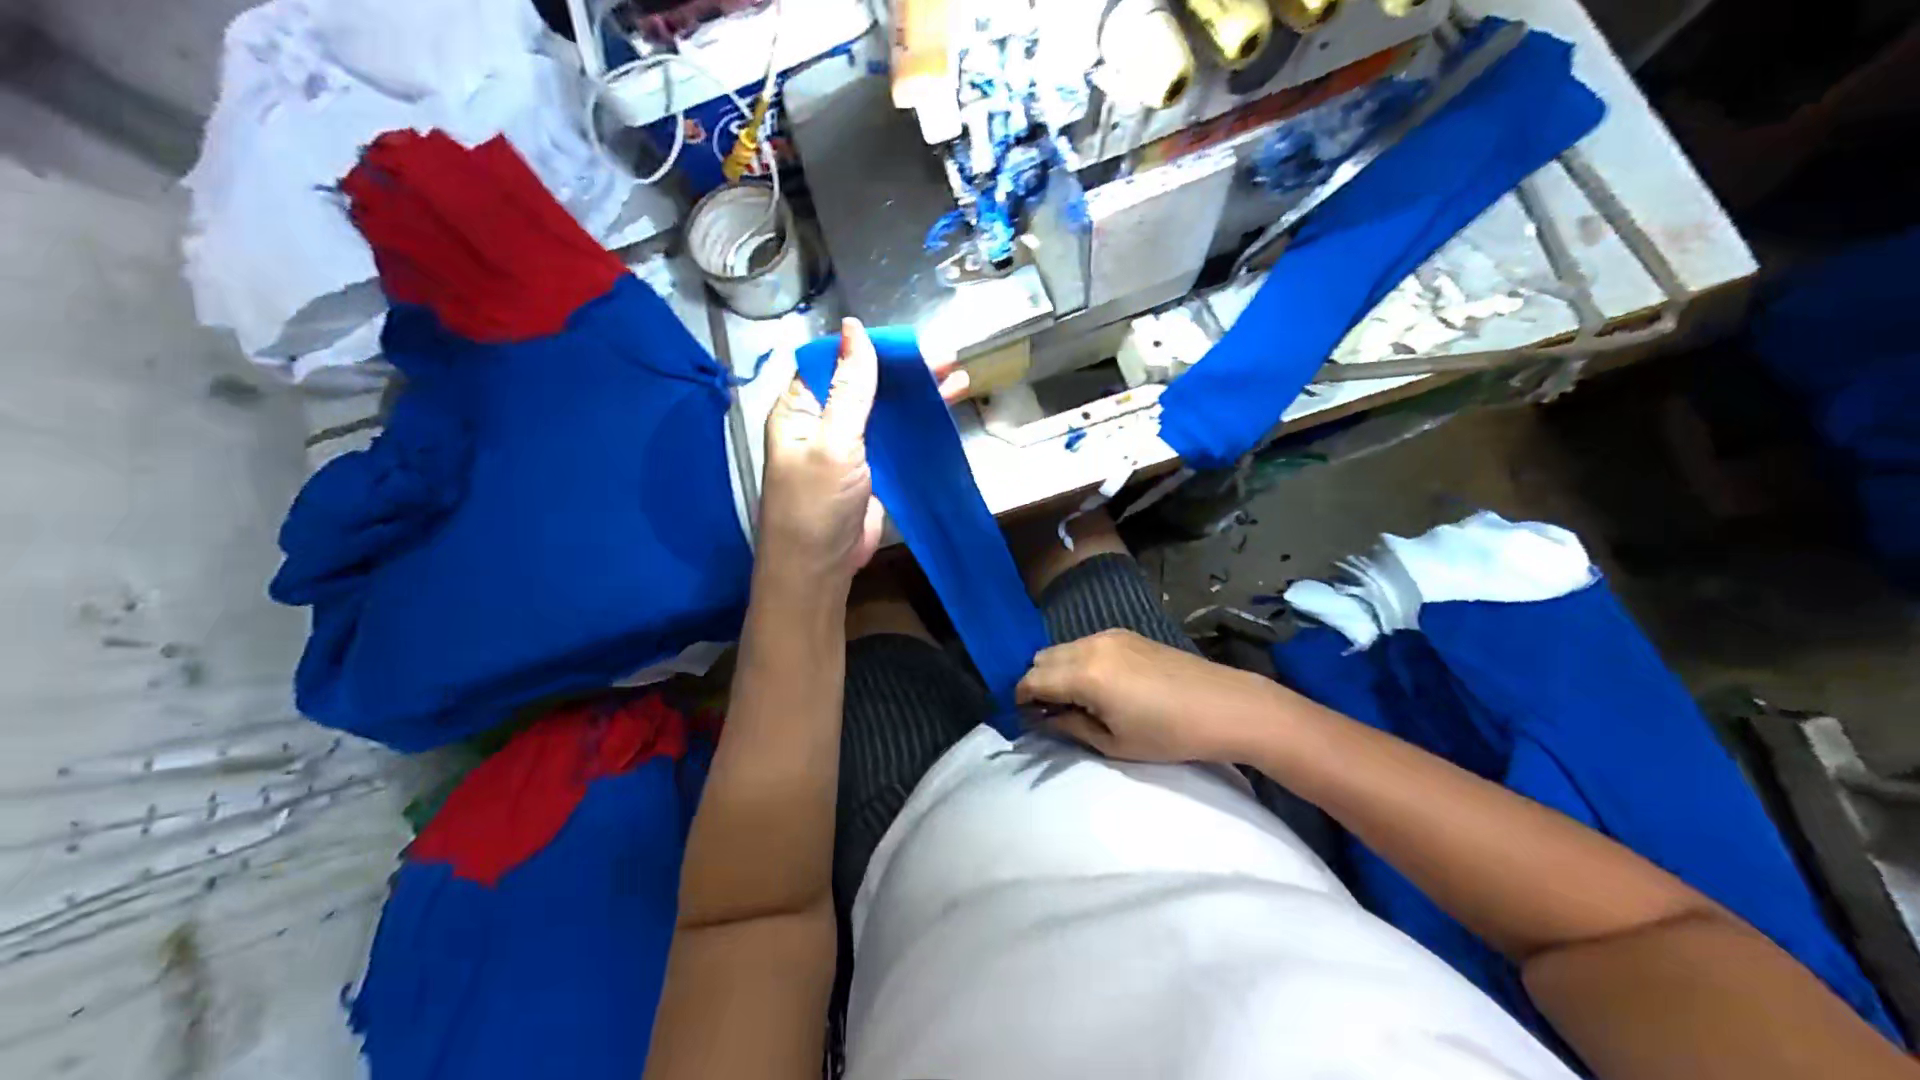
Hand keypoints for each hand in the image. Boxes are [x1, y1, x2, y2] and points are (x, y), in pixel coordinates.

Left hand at [758, 319, 970, 583]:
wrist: (820, 569)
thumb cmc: (816, 503)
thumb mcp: (834, 441)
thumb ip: (850, 387)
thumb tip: (854, 328)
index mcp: (800, 408)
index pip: (832, 362)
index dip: (866, 347)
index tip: (906, 340)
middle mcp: (822, 421)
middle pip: (864, 382)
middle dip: (901, 369)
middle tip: (944, 357)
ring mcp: (848, 445)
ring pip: (884, 408)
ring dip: (916, 392)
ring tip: (956, 374)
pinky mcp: (871, 468)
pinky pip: (895, 435)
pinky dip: (918, 421)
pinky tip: (946, 407)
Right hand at [1015, 629, 1280, 763]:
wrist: (1226, 706)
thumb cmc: (1169, 734)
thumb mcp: (1113, 743)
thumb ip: (1071, 727)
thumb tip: (1045, 719)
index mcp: (1084, 674)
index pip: (1032, 679)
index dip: (1021, 699)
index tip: (1025, 719)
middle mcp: (1091, 645)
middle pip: (1042, 657)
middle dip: (1037, 683)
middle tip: (1050, 713)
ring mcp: (1110, 635)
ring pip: (1063, 648)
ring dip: (1057, 671)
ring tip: (1075, 701)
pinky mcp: (1127, 634)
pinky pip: (1085, 644)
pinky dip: (1077, 662)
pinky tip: (1099, 686)